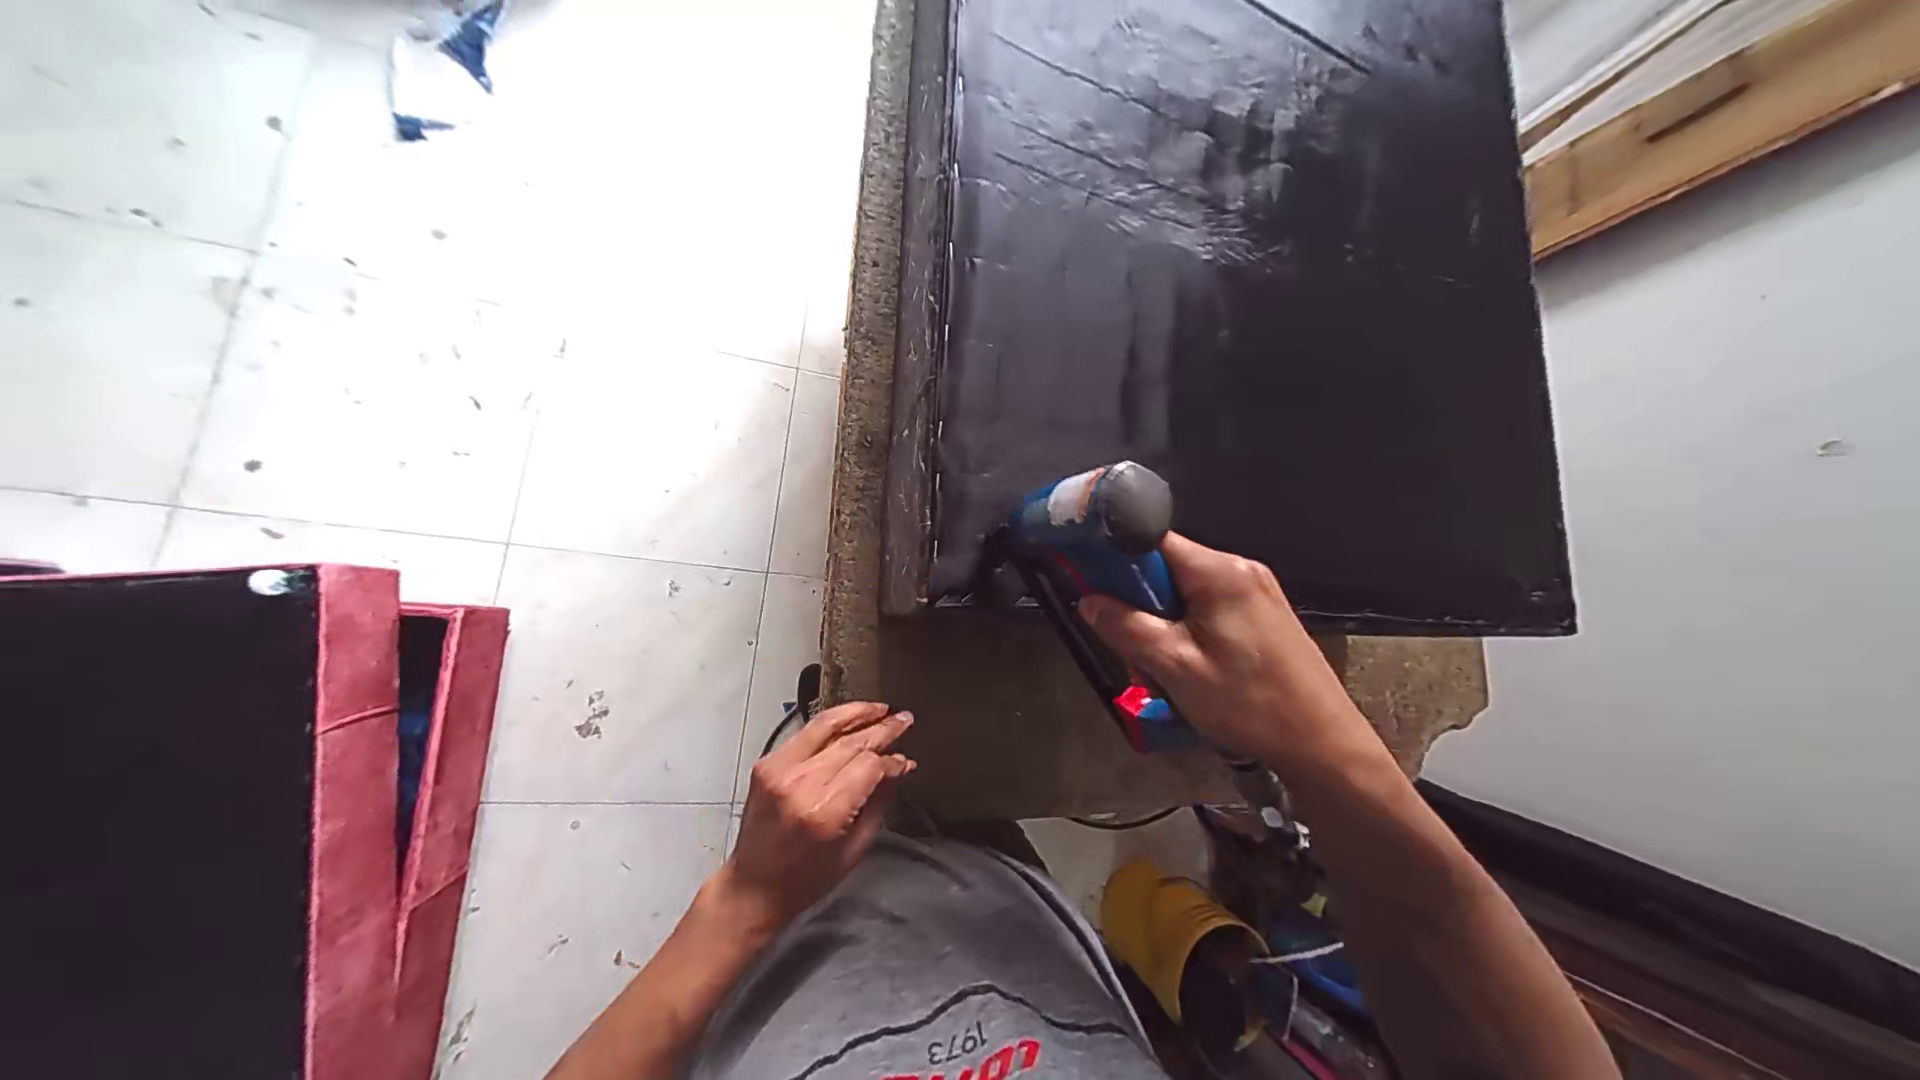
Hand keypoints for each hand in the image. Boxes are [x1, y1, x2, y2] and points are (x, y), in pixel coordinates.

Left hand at [721, 701, 914, 927]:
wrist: (753, 887)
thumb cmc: (805, 879)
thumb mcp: (854, 849)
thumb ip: (878, 802)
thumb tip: (898, 767)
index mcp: (823, 812)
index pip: (868, 766)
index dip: (891, 761)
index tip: (904, 761)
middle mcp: (799, 785)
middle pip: (851, 742)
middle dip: (882, 729)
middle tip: (904, 720)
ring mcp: (779, 770)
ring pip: (826, 726)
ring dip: (857, 713)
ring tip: (880, 709)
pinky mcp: (767, 764)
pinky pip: (805, 733)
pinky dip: (830, 723)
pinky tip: (849, 719)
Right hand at [1078, 533, 1383, 776]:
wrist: (1323, 746)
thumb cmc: (1248, 703)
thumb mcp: (1175, 667)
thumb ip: (1126, 627)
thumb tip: (1088, 601)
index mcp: (1220, 572)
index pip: (1152, 540)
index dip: (1116, 556)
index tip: (1089, 578)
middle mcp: (1241, 570)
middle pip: (1168, 566)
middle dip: (1140, 600)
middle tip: (1128, 639)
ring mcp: (1257, 592)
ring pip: (1185, 591)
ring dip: (1162, 620)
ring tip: (1158, 663)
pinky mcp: (1263, 615)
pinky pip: (1208, 608)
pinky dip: (1186, 629)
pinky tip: (1187, 665)